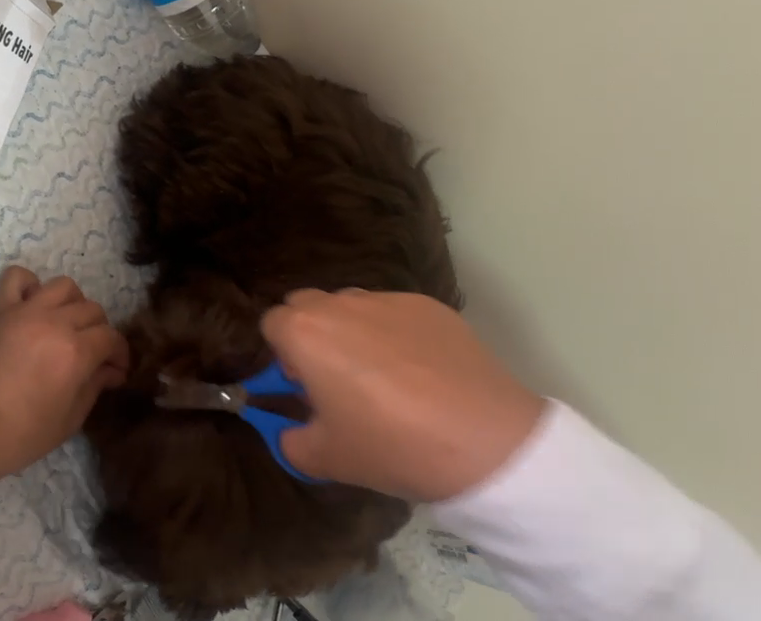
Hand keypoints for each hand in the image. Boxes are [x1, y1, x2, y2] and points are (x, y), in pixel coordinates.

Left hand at [0, 266, 129, 486]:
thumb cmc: (24, 434)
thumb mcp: (70, 419)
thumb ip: (94, 386)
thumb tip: (111, 370)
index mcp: (76, 351)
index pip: (111, 337)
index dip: (119, 354)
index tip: (116, 370)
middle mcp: (53, 322)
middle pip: (91, 309)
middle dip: (99, 331)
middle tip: (92, 354)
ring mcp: (23, 311)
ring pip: (63, 286)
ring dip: (72, 304)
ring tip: (65, 327)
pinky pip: (16, 276)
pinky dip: (29, 284)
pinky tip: (32, 306)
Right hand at [262, 289, 546, 501]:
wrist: (489, 445)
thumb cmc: (393, 446)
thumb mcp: (327, 459)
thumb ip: (291, 440)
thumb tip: (289, 431)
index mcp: (303, 333)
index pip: (271, 325)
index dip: (282, 355)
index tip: (305, 386)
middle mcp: (338, 304)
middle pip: (306, 305)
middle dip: (312, 333)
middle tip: (337, 378)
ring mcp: (387, 301)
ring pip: (352, 306)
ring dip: (353, 330)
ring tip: (384, 375)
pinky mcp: (430, 307)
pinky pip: (396, 314)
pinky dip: (398, 335)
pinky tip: (424, 374)